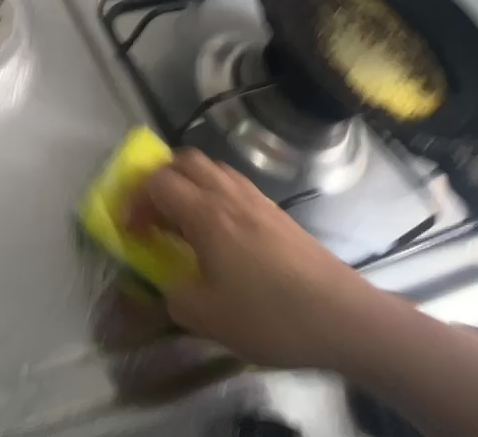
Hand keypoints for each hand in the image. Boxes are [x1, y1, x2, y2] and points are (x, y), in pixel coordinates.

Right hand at [127, 148, 391, 369]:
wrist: (345, 318)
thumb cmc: (270, 315)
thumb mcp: (207, 318)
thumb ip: (175, 295)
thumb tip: (170, 284)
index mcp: (205, 213)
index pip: (156, 182)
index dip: (135, 200)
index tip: (132, 230)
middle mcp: (228, 195)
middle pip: (183, 160)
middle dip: (159, 179)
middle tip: (154, 213)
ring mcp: (257, 200)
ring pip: (212, 169)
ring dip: (189, 184)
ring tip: (185, 219)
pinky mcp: (278, 214)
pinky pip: (234, 186)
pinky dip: (215, 195)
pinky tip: (222, 232)